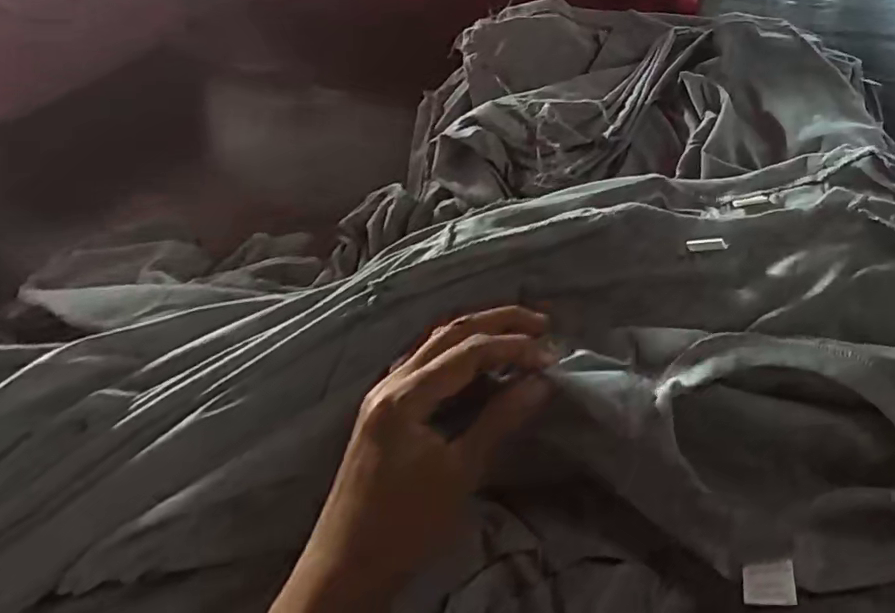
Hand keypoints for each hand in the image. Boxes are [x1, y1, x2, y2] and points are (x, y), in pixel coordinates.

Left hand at [270, 306, 555, 612]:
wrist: (343, 575)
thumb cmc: (403, 527)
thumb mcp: (460, 473)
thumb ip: (500, 418)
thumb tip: (542, 381)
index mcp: (404, 397)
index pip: (469, 351)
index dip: (515, 346)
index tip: (551, 356)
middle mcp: (390, 383)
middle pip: (452, 331)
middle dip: (501, 321)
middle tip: (543, 323)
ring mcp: (384, 393)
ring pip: (437, 339)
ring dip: (480, 328)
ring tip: (519, 328)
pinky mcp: (386, 407)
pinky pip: (427, 358)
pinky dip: (460, 346)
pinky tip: (481, 356)